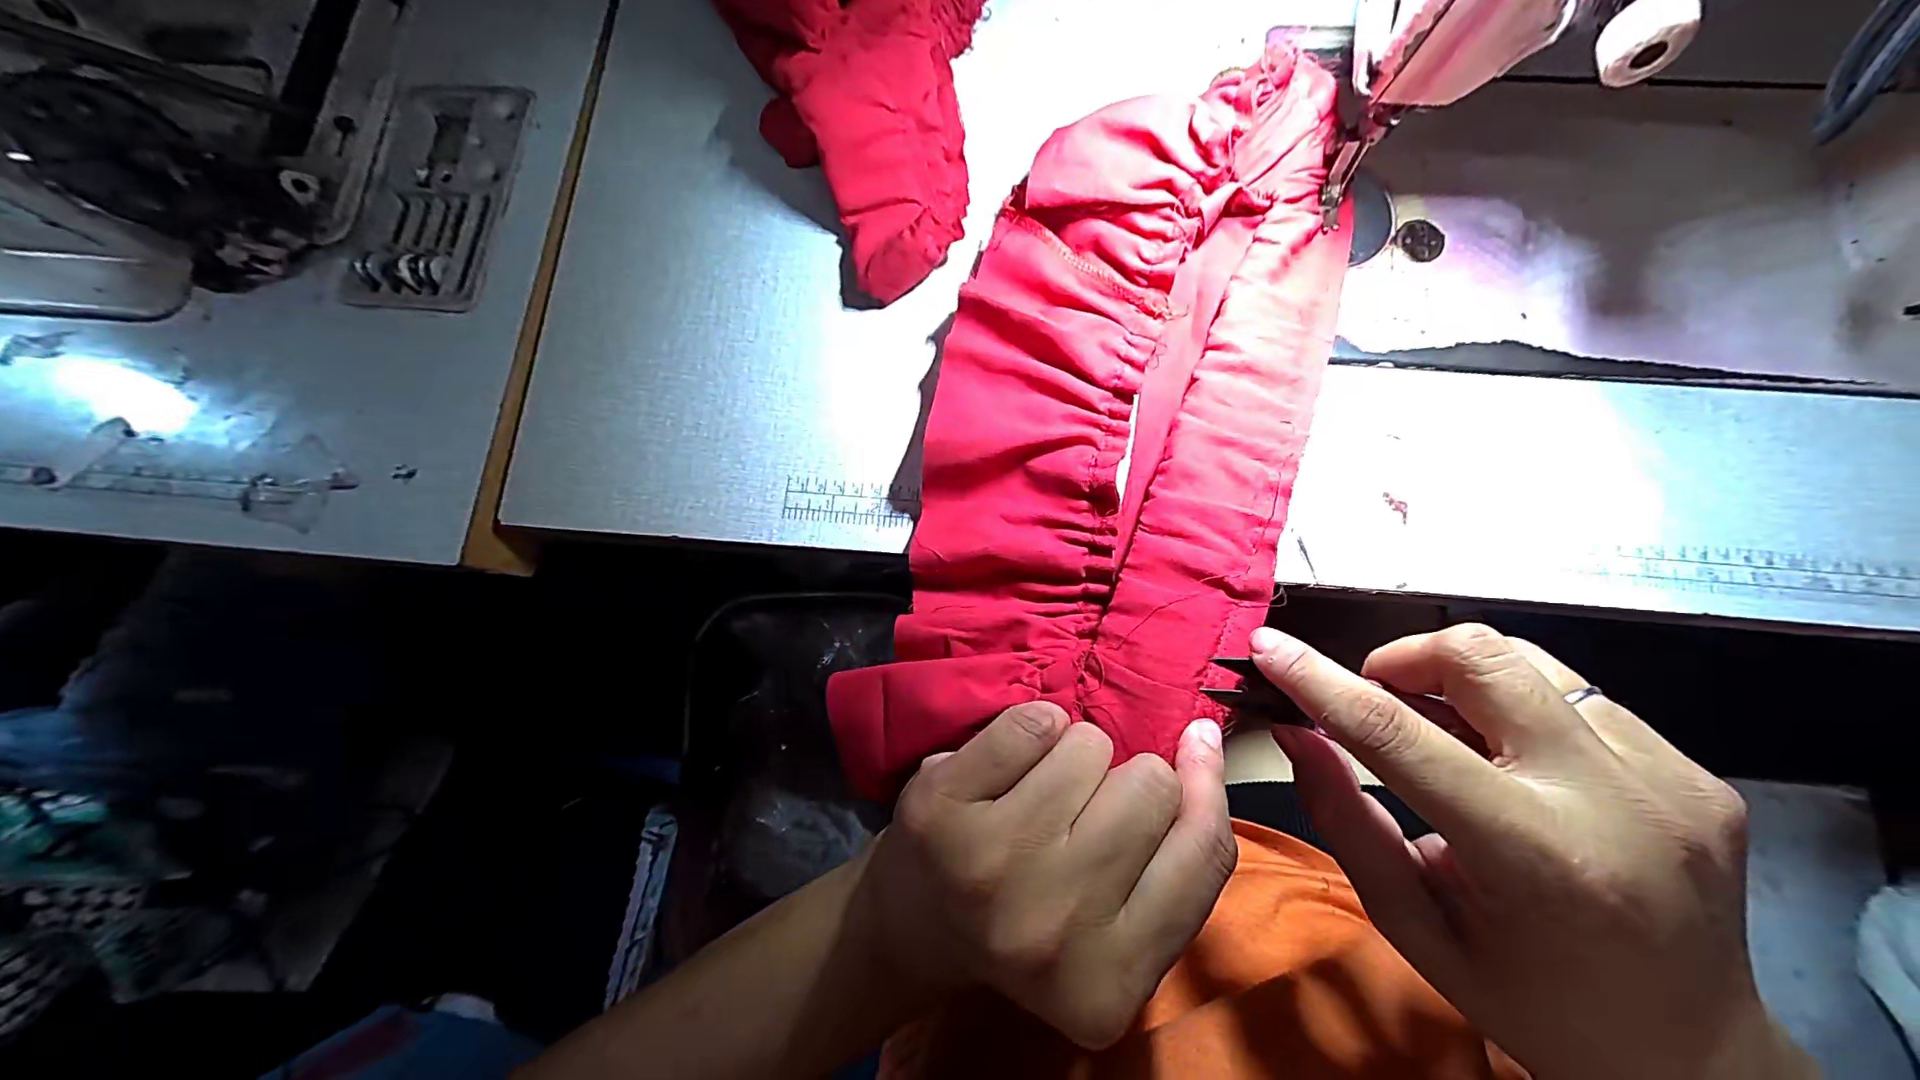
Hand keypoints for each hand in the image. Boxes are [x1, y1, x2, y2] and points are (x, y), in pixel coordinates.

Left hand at [858, 702, 1236, 1048]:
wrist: (911, 922)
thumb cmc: (1031, 916)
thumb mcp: (1117, 927)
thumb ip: (1176, 856)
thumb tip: (1207, 738)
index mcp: (1110, 984)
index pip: (1202, 853)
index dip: (1208, 785)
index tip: (1197, 742)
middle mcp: (1050, 929)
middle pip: (1149, 787)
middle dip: (1126, 781)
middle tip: (1086, 807)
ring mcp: (990, 863)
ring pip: (1090, 745)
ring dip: (1076, 753)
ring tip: (1044, 790)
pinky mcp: (941, 806)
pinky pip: (1030, 722)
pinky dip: (1035, 724)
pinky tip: (1012, 757)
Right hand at [1250, 624, 1817, 1079]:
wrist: (1696, 1058)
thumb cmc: (1530, 1000)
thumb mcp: (1412, 921)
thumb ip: (1344, 816)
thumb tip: (1293, 730)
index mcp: (1533, 854)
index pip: (1395, 732)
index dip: (1318, 679)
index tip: (1268, 646)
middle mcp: (1613, 799)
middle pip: (1476, 657)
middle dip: (1400, 660)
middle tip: (1374, 702)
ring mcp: (1668, 777)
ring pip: (1524, 658)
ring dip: (1455, 679)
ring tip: (1443, 733)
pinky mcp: (1694, 770)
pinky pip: (1571, 692)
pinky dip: (1512, 706)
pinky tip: (1511, 759)